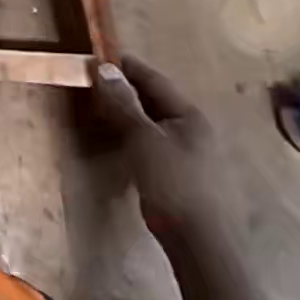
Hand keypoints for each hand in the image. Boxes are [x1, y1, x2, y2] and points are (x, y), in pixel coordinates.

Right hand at [95, 57, 219, 229]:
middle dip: (128, 88)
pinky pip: (157, 141)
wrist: (201, 245)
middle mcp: (196, 129)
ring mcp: (194, 154)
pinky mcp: (185, 175)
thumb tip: (106, 69)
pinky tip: (123, 139)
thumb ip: (124, 104)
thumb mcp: (143, 139)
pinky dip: (137, 133)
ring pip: (157, 121)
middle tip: (97, 80)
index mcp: (191, 115)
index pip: (155, 80)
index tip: (102, 54)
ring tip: (104, 106)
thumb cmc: (174, 184)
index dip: (128, 66)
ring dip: (131, 111)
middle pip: (157, 99)